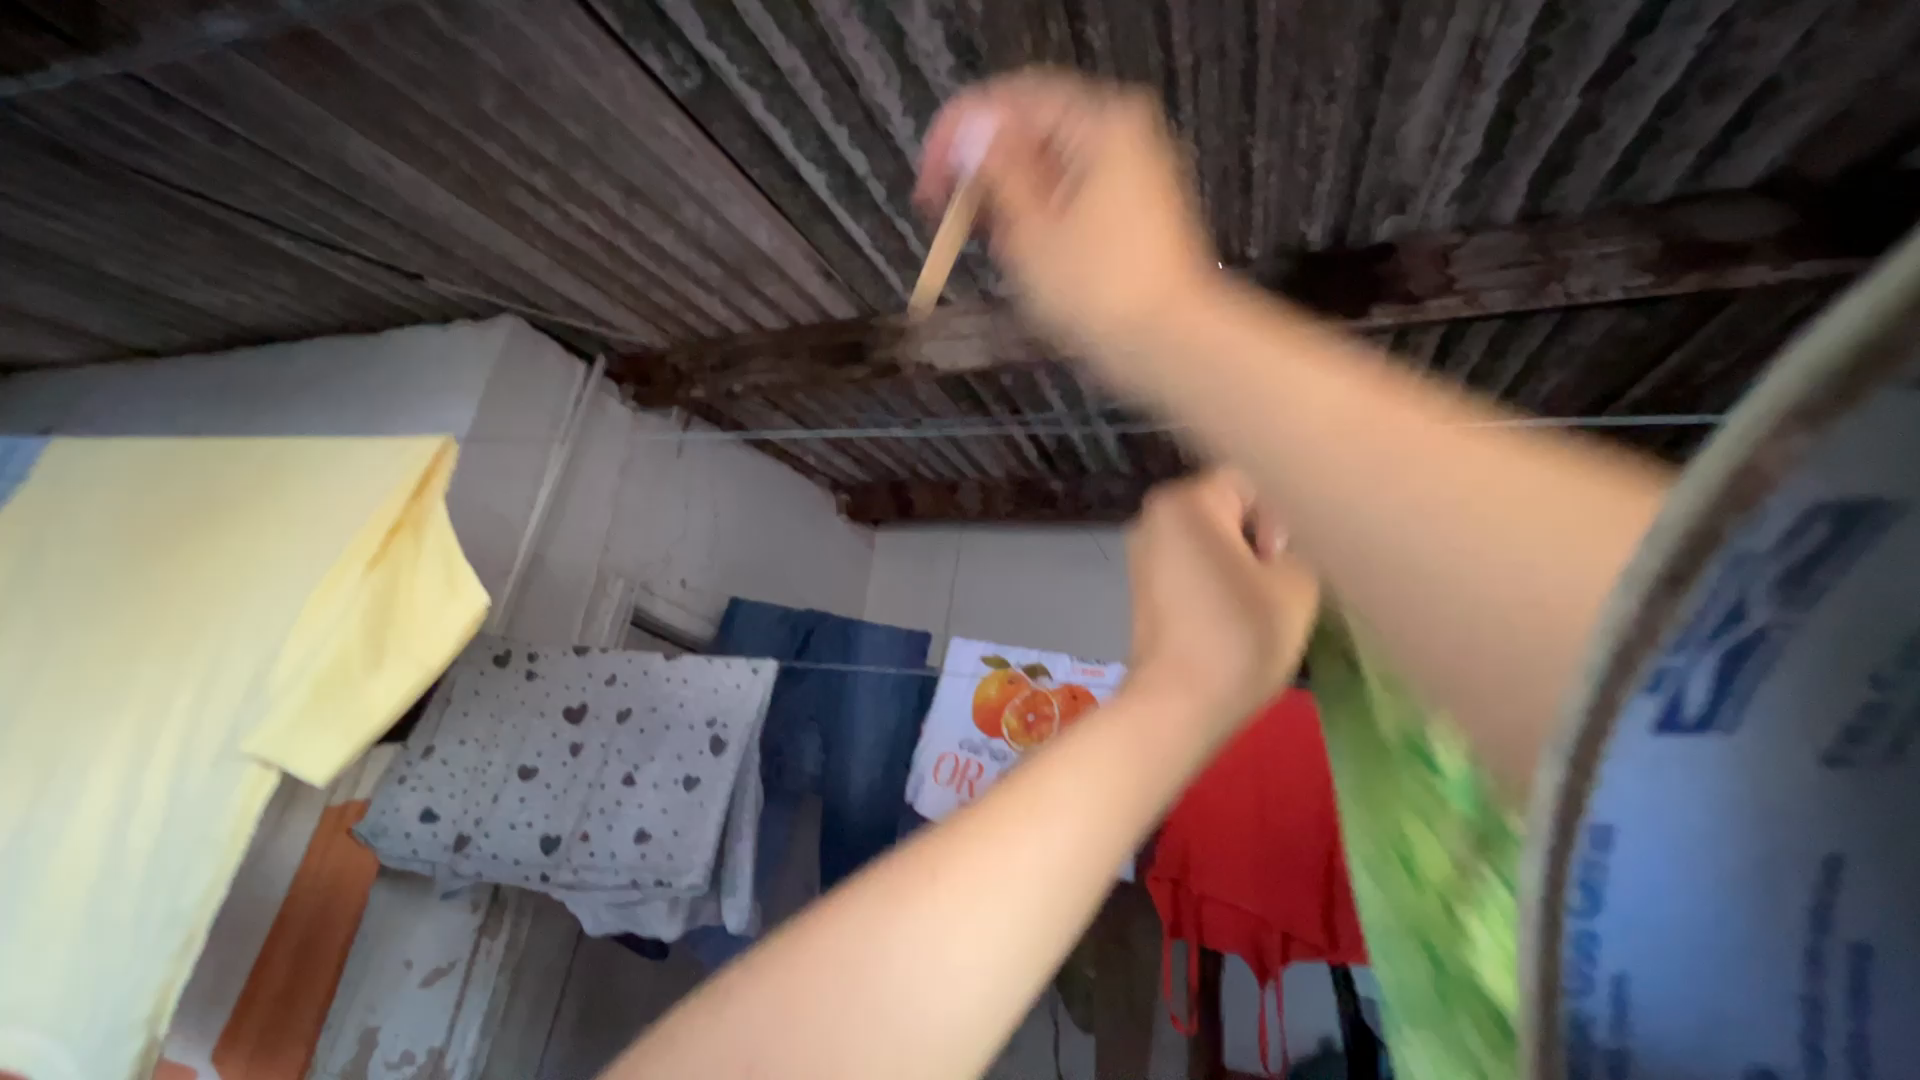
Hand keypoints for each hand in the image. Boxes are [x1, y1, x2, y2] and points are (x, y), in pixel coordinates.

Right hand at [915, 70, 1218, 366]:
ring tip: (994, 250)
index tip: (930, 181)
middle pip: (1035, 135)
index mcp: (1102, 123)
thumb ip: (995, 174)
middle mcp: (1124, 138)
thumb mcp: (1030, 228)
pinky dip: (1042, 225)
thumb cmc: (1096, 289)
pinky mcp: (1134, 220)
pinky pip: (1072, 204)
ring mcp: (1134, 180)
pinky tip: (1026, 263)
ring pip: (1052, 174)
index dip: (961, 135)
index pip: (1015, 101)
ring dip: (1012, 206)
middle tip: (952, 221)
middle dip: (988, 176)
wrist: (1167, 346)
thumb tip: (969, 135)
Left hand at [1124, 470, 1319, 739]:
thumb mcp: (1297, 582)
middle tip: (1274, 585)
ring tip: (1254, 605)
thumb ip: (1299, 542)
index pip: (1253, 481)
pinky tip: (1230, 616)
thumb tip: (1274, 544)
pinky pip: (1191, 565)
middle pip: (1228, 507)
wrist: (1178, 704)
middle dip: (1258, 537)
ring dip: (1238, 562)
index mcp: (1185, 501)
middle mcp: (1154, 516)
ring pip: (1210, 539)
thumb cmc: (1239, 636)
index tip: (1282, 562)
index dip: (1282, 516)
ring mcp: (1142, 552)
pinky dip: (1214, 581)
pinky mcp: (1142, 587)